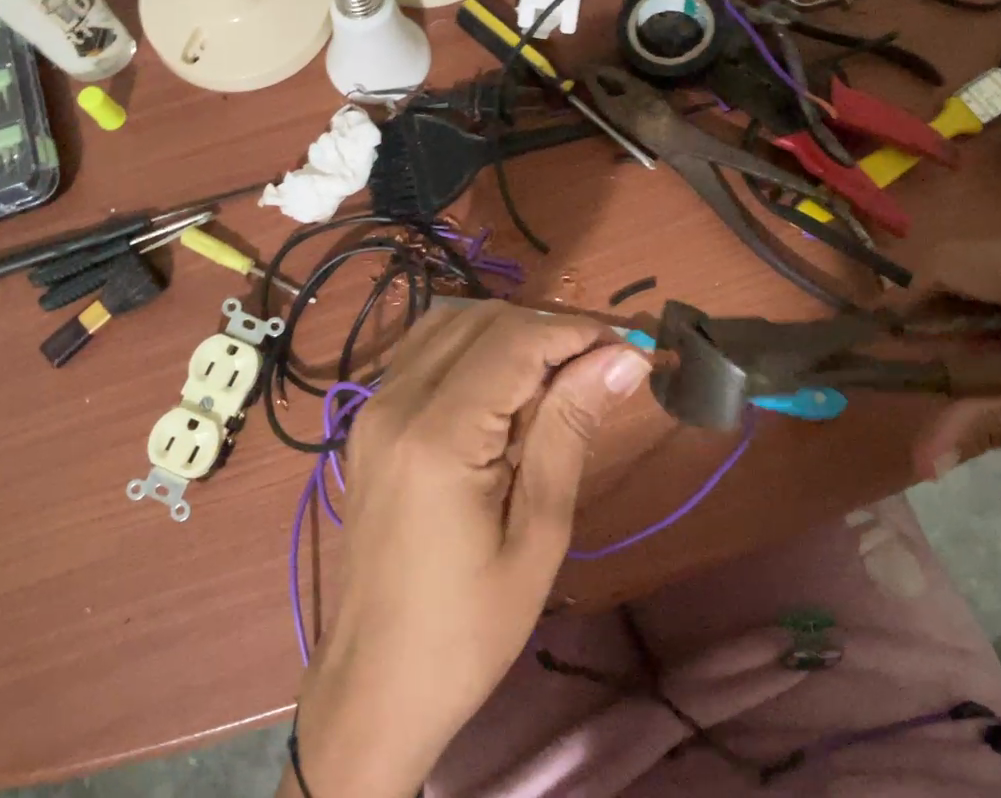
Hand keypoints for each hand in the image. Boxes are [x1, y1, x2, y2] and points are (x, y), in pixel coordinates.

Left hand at [283, 301, 651, 797]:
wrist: (377, 682)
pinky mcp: (368, 426)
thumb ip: (570, 429)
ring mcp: (371, 411)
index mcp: (438, 435)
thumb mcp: (538, 532)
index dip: (579, 331)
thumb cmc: (470, 627)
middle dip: (549, 327)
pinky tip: (508, 389)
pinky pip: (422, 354)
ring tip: (563, 374)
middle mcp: (394, 403)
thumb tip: (622, 360)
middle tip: (605, 364)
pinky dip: (472, 350)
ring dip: (510, 332)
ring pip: (447, 325)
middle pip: (480, 319)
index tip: (632, 349)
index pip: (515, 340)